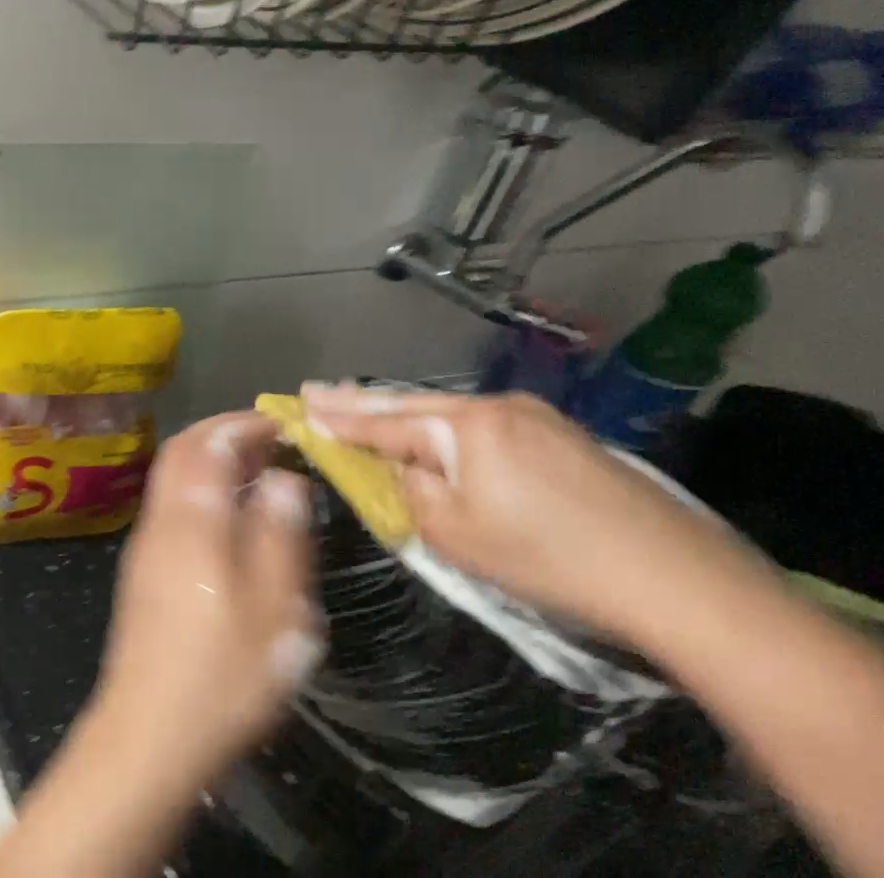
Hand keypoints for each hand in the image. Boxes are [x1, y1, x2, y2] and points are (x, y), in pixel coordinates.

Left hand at [90, 412, 319, 782]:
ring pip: (172, 484)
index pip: (204, 444)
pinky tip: (235, 525)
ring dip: (212, 466)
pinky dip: (203, 497)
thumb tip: (282, 478)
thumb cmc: (223, 673)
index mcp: (188, 522)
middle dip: (224, 436)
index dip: (241, 423)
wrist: (149, 732)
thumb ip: (279, 534)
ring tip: (263, 478)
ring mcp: (144, 550)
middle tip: (274, 443)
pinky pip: (172, 512)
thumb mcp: (275, 607)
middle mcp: (157, 525)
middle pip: (179, 456)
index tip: (283, 423)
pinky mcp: (143, 576)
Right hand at [301, 383, 755, 638]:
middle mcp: (500, 407)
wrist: (673, 578)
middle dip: (364, 402)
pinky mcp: (566, 439)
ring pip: (452, 413)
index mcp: (467, 425)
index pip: (384, 421)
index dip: (338, 417)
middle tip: (319, 393)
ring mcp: (540, 419)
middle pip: (416, 404)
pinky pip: (485, 426)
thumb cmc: (546, 557)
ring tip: (367, 412)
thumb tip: (399, 471)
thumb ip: (408, 491)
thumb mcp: (452, 534)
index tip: (298, 402)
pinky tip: (435, 435)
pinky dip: (447, 429)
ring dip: (407, 415)